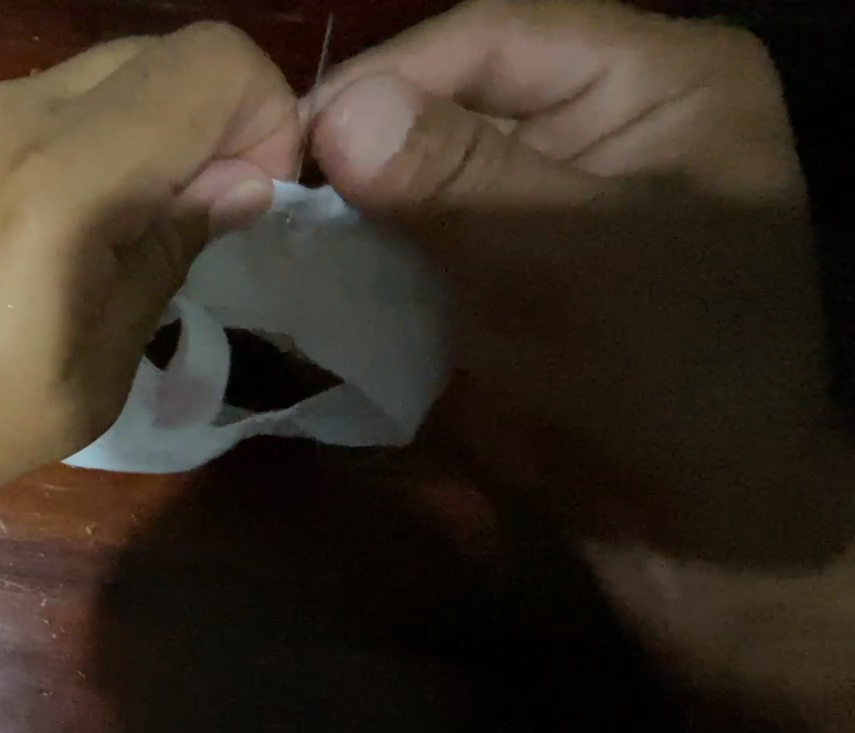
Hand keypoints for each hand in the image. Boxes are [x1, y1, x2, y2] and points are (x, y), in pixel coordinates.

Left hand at [0, 25, 299, 523]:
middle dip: (189, 127)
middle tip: (171, 225)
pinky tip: (5, 237)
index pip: (209, 64)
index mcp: (59, 182)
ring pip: (70, 86)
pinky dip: (38, 154)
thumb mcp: (87, 381)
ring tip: (80, 244)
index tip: (243, 194)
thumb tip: (235, 182)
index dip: (260, 113)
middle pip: (145, 59)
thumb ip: (166, 262)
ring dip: (110, 143)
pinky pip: (1, 118)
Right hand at [308, 0, 852, 568]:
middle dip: (350, 145)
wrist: (654, 497)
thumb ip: (455, 180)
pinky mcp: (466, 263)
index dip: (385, 80)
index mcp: (643, 84)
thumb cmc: (648, 366)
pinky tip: (296, 265)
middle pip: (435, 102)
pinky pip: (391, 235)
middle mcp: (574, 124)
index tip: (289, 144)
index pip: (489, 38)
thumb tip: (336, 116)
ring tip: (266, 228)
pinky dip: (343, 249)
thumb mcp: (563, 259)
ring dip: (336, 202)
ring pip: (400, 172)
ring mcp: (512, 199)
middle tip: (265, 191)